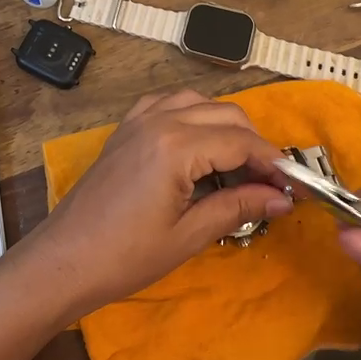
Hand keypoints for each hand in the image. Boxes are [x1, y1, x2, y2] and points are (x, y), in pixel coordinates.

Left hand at [13, 90, 291, 317]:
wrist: (66, 258)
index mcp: (176, 146)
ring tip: (239, 164)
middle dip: (254, 142)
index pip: (240, 141)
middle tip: (270, 181)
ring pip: (197, 101)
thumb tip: (281, 199)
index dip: (273, 163)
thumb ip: (237, 207)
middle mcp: (158, 120)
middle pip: (224, 113)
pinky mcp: (125, 128)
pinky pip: (167, 104)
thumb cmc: (127, 256)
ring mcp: (138, 120)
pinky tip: (198, 145)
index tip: (294, 187)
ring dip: (224, 124)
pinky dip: (191, 115)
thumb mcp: (189, 236)